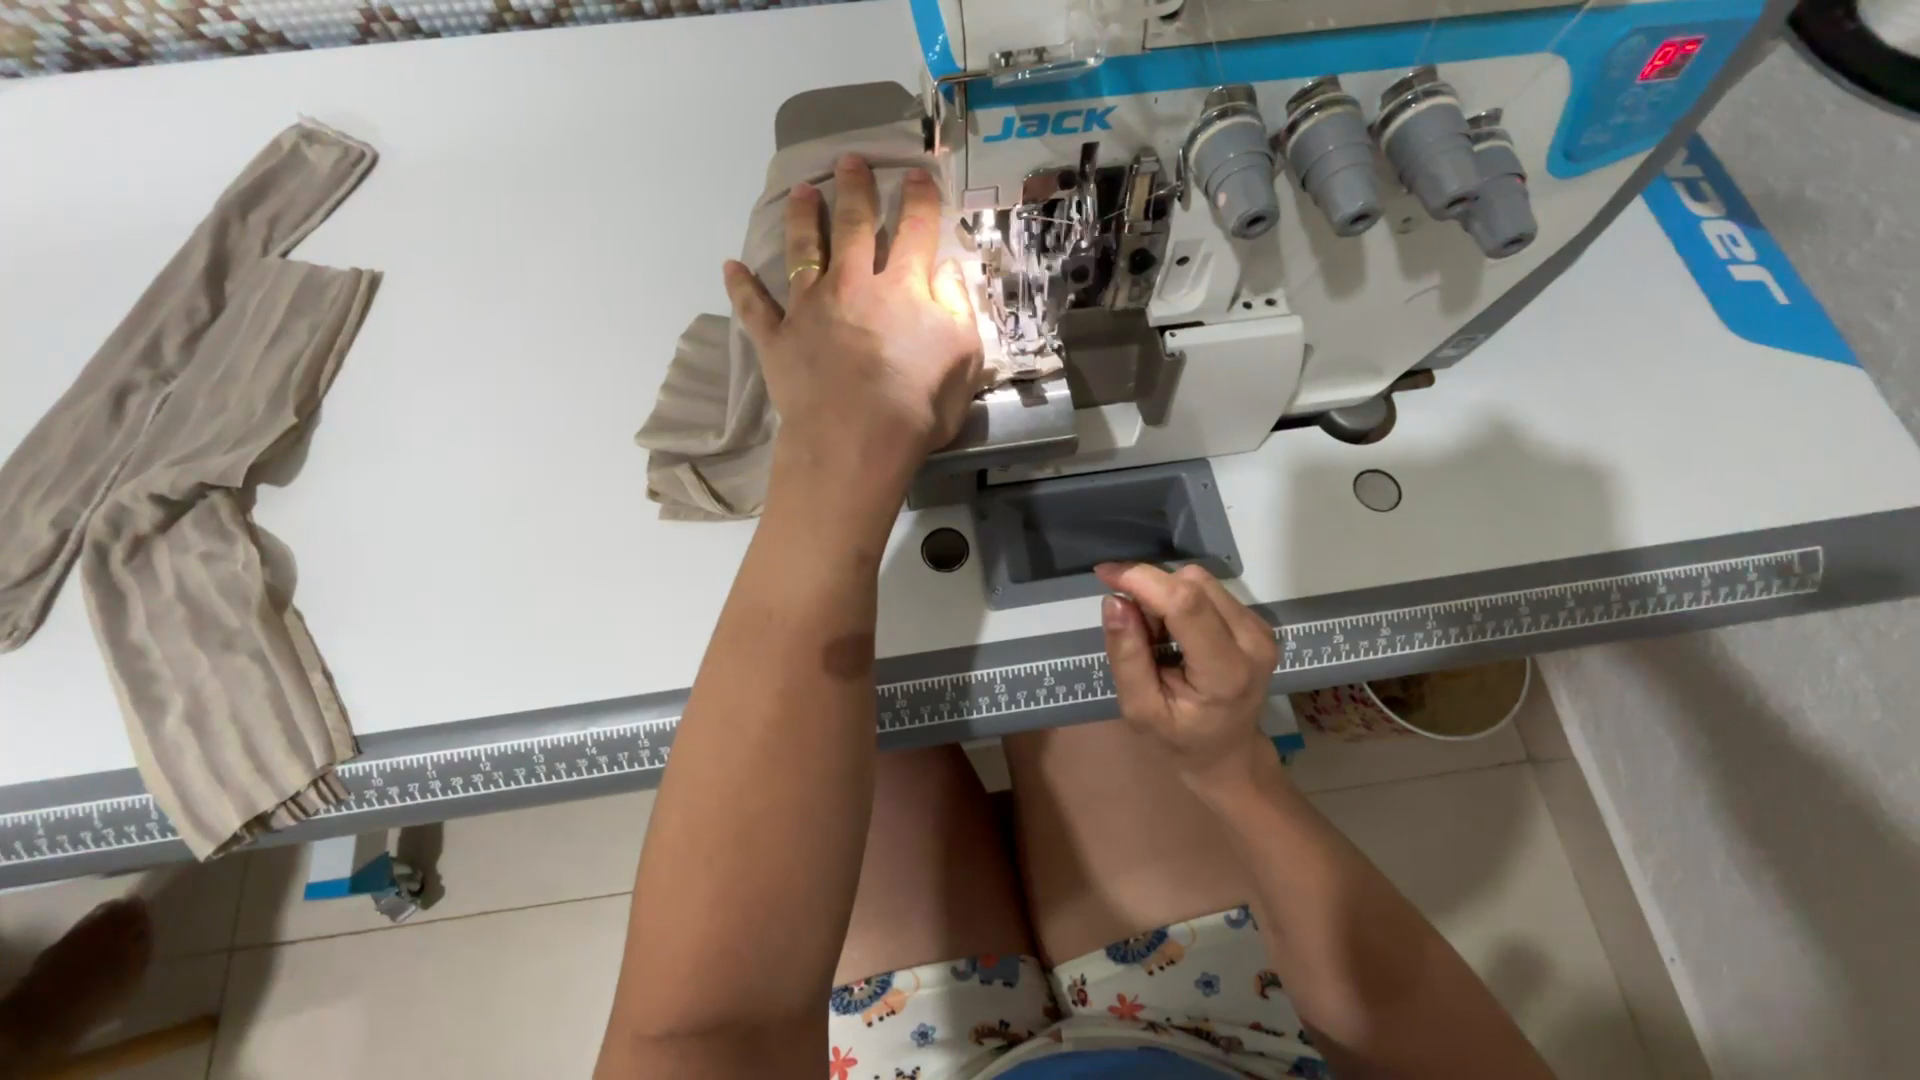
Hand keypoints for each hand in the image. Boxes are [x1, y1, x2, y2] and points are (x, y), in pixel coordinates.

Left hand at [723, 155, 984, 508]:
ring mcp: (810, 308)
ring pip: (805, 250)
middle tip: (851, 160)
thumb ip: (957, 306)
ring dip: (804, 218)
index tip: (916, 174)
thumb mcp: (963, 354)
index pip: (916, 230)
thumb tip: (945, 270)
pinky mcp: (778, 338)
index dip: (919, 199)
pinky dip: (742, 286)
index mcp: (904, 288)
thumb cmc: (919, 403)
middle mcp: (854, 284)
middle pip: (856, 225)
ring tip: (801, 191)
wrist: (856, 440)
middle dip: (856, 189)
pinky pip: (755, 307)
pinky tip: (731, 267)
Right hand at [1096, 562, 1281, 793]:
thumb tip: (1114, 601)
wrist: (1228, 753)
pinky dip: (1181, 600)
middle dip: (1151, 592)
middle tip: (1136, 630)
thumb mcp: (1140, 709)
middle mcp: (1252, 641)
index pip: (1185, 604)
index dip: (1142, 579)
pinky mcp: (1256, 621)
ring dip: (1165, 595)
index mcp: (1226, 672)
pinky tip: (1177, 634)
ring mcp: (1259, 628)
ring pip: (1200, 580)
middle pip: (1192, 583)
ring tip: (1158, 637)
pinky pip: (1209, 589)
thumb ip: (1127, 656)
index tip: (1104, 575)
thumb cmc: (1180, 739)